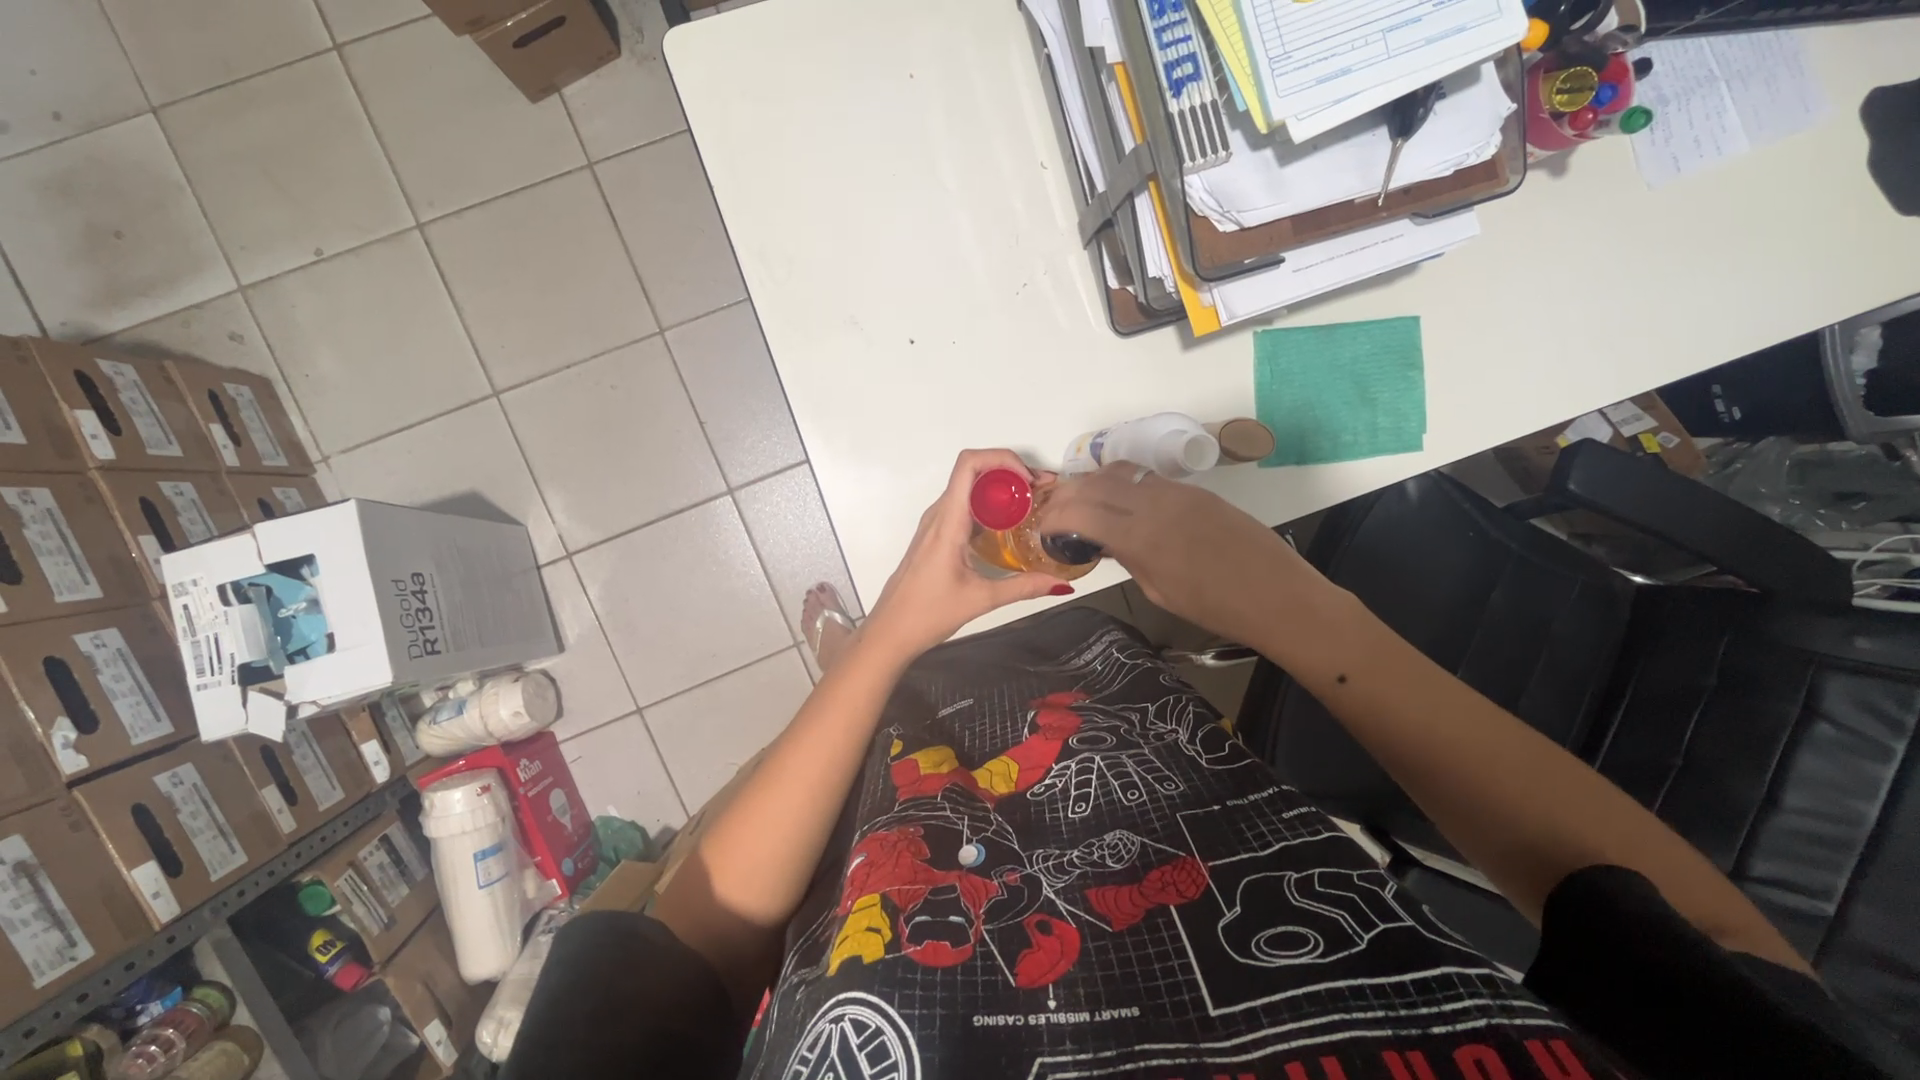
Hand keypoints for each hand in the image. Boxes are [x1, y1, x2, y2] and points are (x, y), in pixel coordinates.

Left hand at [860, 450, 1062, 662]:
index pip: (969, 464)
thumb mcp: (981, 600)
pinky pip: (964, 507)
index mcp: (948, 522)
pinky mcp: (936, 536)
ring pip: (969, 489)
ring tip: (1033, 503)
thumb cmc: (926, 614)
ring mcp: (935, 524)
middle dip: (1010, 473)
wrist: (890, 632)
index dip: (1002, 458)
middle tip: (1043, 490)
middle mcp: (939, 515)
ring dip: (1000, 489)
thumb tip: (1059, 583)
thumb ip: (1023, 588)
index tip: (1029, 480)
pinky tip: (1010, 526)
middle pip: (974, 472)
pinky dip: (989, 506)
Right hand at [1036, 463, 1327, 644]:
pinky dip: (1123, 486)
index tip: (1043, 530)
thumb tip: (1105, 541)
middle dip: (1066, 497)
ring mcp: (1177, 492)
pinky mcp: (1196, 492)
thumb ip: (1128, 558)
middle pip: (1095, 485)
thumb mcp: (1160, 591)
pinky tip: (1121, 504)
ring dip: (1093, 484)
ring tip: (1082, 503)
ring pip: (1120, 474)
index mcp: (1142, 536)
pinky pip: (1147, 480)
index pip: (1081, 513)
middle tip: (1053, 513)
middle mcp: (1155, 504)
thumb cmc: (1217, 608)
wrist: (1278, 595)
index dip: (1054, 518)